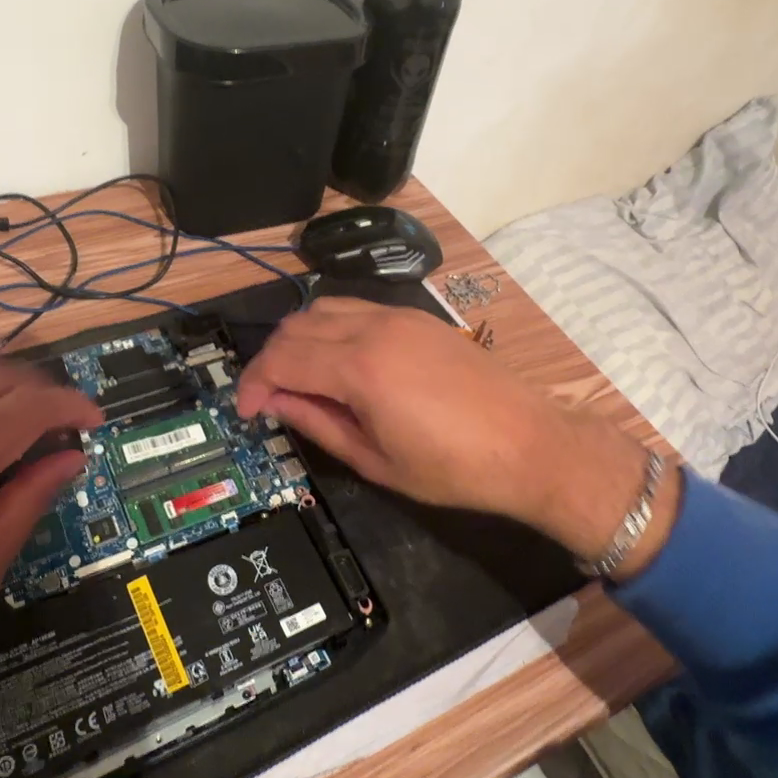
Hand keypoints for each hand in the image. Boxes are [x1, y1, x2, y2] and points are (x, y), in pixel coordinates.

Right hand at [235, 298, 677, 576]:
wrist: (530, 444)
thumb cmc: (453, 468)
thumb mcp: (375, 460)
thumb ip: (318, 423)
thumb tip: (276, 403)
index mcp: (360, 368)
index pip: (282, 359)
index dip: (253, 383)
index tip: (246, 410)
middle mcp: (374, 328)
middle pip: (296, 326)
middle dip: (270, 359)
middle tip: (268, 397)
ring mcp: (398, 316)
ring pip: (323, 309)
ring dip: (298, 338)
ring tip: (298, 378)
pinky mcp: (417, 317)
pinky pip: (355, 309)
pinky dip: (330, 328)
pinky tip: (337, 361)